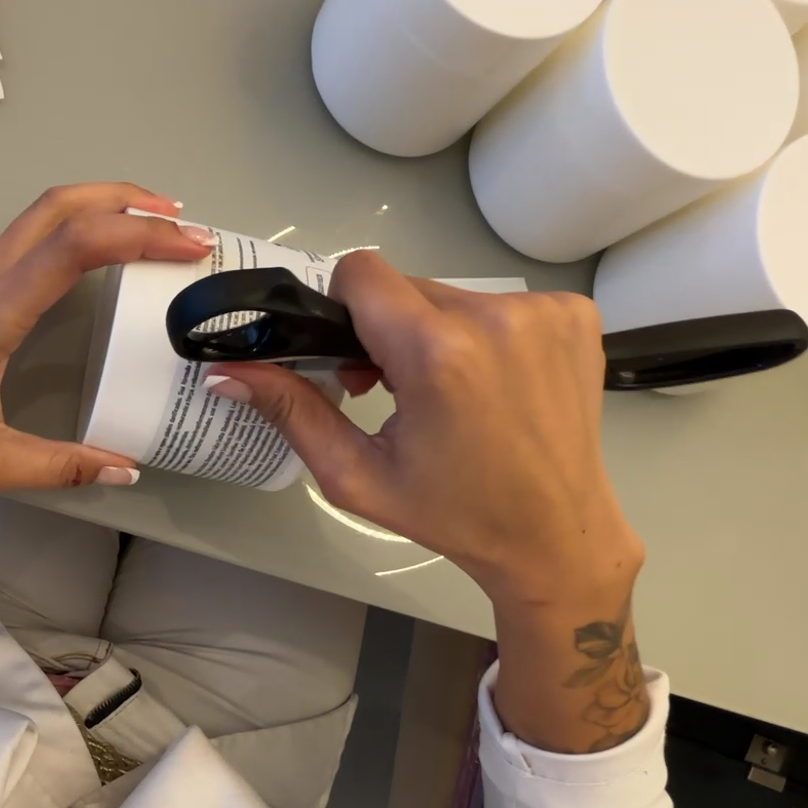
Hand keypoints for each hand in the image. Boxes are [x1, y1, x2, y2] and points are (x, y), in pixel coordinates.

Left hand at [0, 183, 213, 570]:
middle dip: (129, 201)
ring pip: (43, 213)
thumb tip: (126, 469)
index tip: (188, 247)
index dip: (138, 237)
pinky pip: (30, 237)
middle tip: (184, 221)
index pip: (73, 247)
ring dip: (103, 206)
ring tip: (157, 226)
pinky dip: (77, 227)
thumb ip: (60, 466)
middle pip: (59, 206)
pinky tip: (101, 253)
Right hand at [203, 251, 650, 752]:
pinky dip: (479, 335)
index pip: (361, 272)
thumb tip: (226, 374)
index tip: (348, 355)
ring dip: (431, 332)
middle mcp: (496, 314)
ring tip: (441, 395)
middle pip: (405, 286)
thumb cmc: (448, 513)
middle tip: (387, 390)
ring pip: (450, 294)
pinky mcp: (581, 311)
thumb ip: (291, 413)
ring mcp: (546, 310)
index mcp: (436, 354)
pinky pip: (498, 303)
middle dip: (383, 329)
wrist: (554, 534)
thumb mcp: (355, 475)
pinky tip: (487, 387)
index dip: (340, 307)